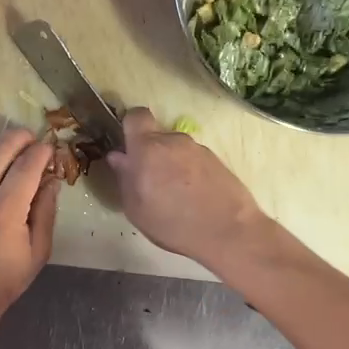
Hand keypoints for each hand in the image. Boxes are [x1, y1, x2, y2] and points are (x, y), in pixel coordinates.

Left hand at [0, 129, 60, 319]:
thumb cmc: (5, 279)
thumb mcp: (38, 251)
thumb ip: (45, 211)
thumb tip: (51, 180)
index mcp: (4, 214)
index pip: (25, 168)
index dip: (41, 153)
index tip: (51, 148)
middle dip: (19, 138)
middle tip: (33, 137)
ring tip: (15, 142)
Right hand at [106, 108, 271, 264]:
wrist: (230, 233)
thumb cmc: (173, 223)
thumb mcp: (136, 209)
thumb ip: (125, 178)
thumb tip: (118, 157)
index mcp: (148, 148)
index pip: (136, 116)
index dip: (130, 126)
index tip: (128, 147)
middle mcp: (174, 141)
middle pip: (156, 137)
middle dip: (150, 153)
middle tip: (150, 181)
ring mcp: (199, 149)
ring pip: (175, 150)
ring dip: (171, 164)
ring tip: (174, 194)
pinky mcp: (217, 161)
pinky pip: (193, 160)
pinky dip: (189, 172)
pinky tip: (193, 197)